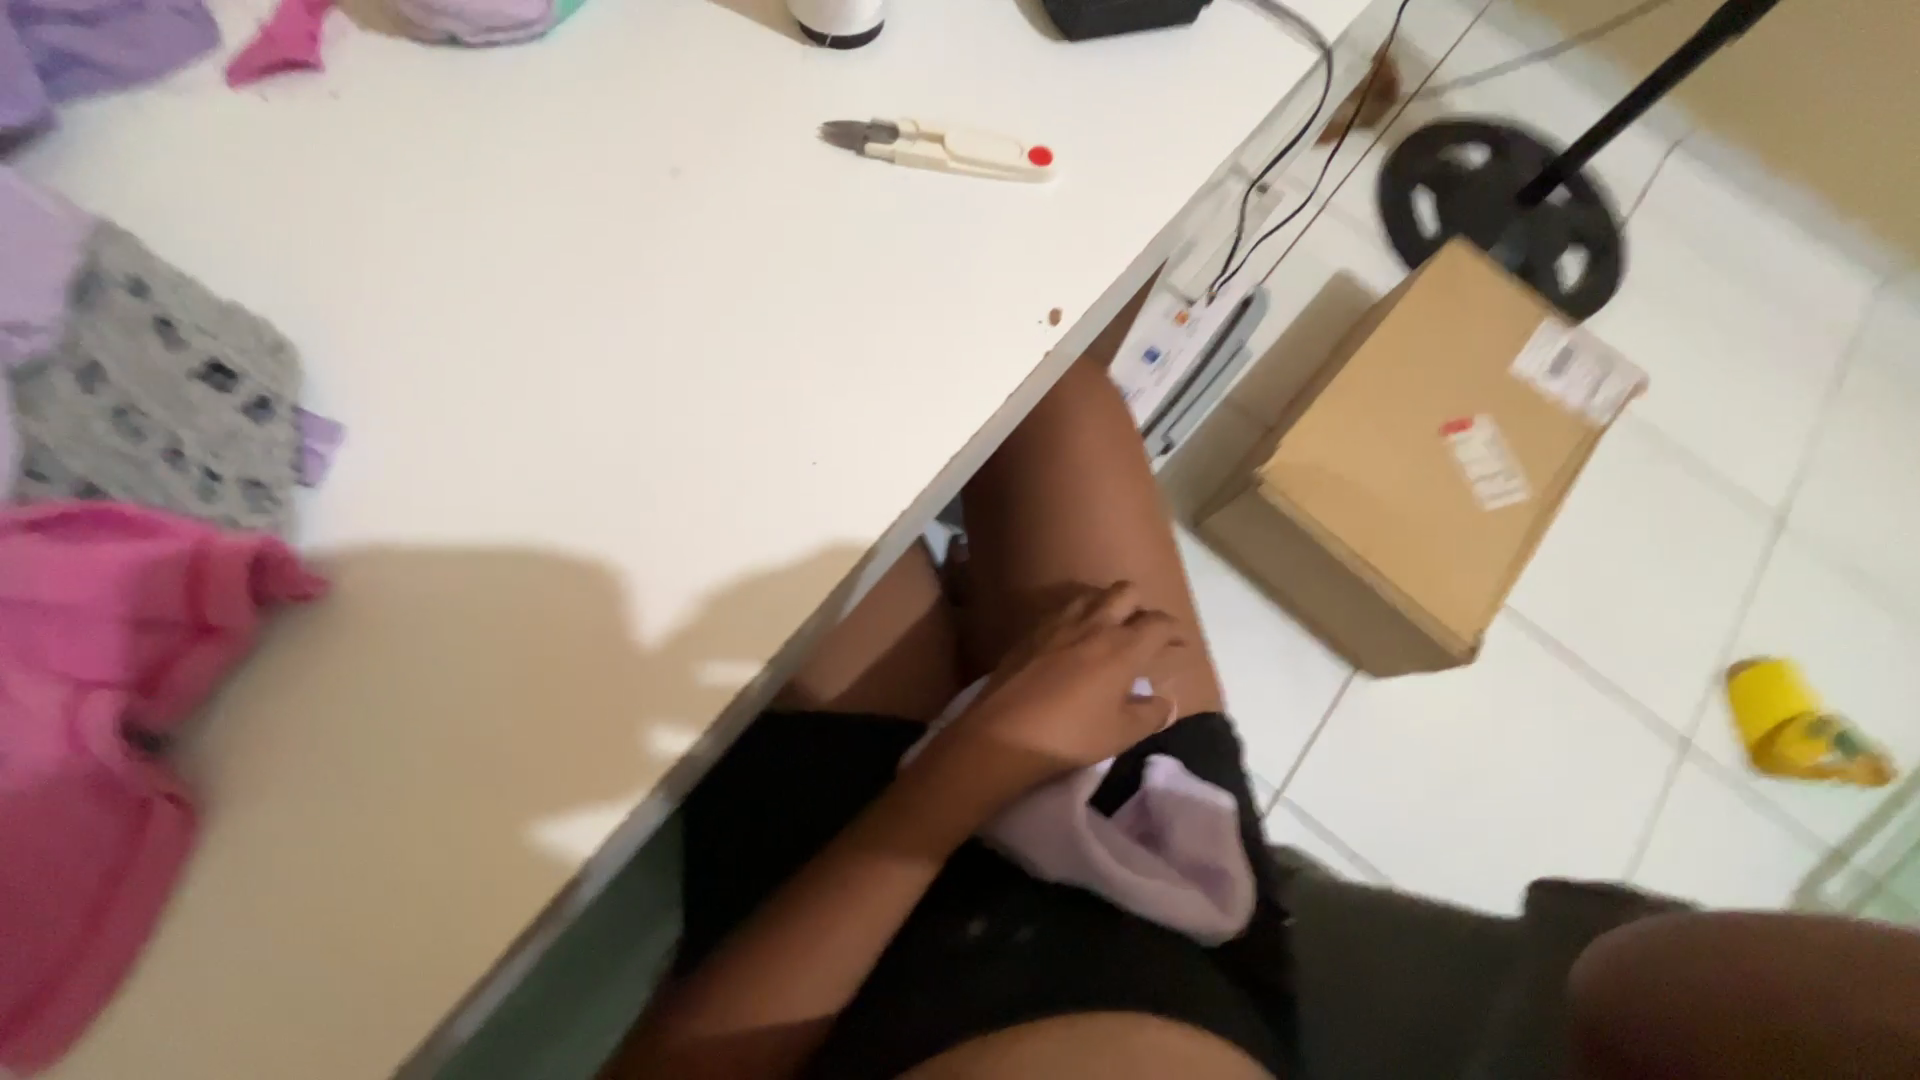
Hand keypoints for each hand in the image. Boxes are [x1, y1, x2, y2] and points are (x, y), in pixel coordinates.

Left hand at [910, 582, 1187, 810]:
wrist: (1002, 733)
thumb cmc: (1070, 736)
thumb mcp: (1121, 734)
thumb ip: (1151, 714)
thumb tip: (1165, 701)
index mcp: (1123, 646)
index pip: (1159, 623)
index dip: (1175, 631)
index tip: (1179, 645)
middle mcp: (1094, 623)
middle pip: (1127, 591)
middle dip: (1142, 606)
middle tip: (1144, 633)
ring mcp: (1058, 622)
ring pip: (1092, 595)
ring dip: (1107, 605)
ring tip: (1109, 631)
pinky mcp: (1031, 631)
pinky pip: (1063, 609)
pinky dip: (1078, 617)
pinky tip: (1073, 640)